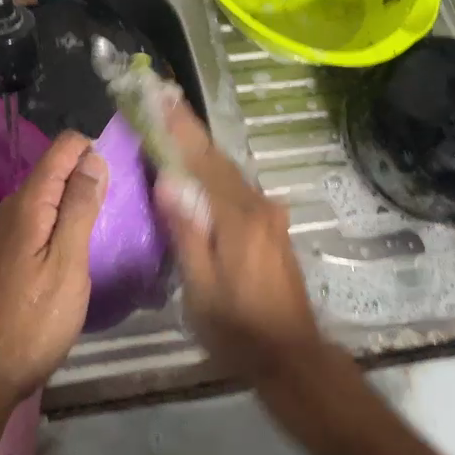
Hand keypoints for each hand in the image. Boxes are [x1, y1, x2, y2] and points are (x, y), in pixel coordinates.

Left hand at [0, 130, 106, 400]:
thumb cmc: (34, 321)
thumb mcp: (67, 264)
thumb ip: (80, 208)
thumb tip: (95, 158)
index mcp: (29, 202)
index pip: (64, 147)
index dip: (95, 150)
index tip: (126, 171)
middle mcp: (17, 205)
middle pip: (59, 167)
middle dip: (92, 174)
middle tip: (127, 202)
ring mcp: (13, 227)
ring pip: (55, 192)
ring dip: (83, 199)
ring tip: (115, 221)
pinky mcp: (16, 248)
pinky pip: (47, 215)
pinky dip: (70, 220)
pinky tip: (89, 243)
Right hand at [153, 96, 323, 378]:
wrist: (292, 356)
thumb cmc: (238, 328)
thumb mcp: (202, 288)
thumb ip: (186, 231)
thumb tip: (167, 180)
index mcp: (238, 217)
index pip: (203, 161)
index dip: (181, 128)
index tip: (163, 97)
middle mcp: (258, 206)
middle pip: (218, 161)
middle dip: (189, 132)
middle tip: (162, 104)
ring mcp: (269, 215)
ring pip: (229, 174)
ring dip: (201, 151)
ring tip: (174, 129)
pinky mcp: (271, 227)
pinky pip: (236, 189)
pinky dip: (214, 173)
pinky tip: (199, 175)